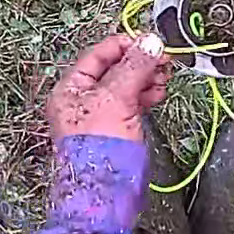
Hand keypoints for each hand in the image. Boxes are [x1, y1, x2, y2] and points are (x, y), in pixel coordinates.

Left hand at [44, 34, 169, 143]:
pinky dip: (147, 92)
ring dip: (146, 76)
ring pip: (126, 83)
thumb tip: (150, 42)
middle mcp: (82, 98)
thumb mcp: (114, 100)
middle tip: (163, 59)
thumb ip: (133, 68)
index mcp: (70, 88)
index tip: (150, 42)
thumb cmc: (98, 148)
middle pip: (113, 68)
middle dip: (139, 61)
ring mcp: (100, 111)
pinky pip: (132, 99)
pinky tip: (159, 90)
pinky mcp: (117, 124)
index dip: (123, 45)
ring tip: (163, 76)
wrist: (105, 191)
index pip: (97, 55)